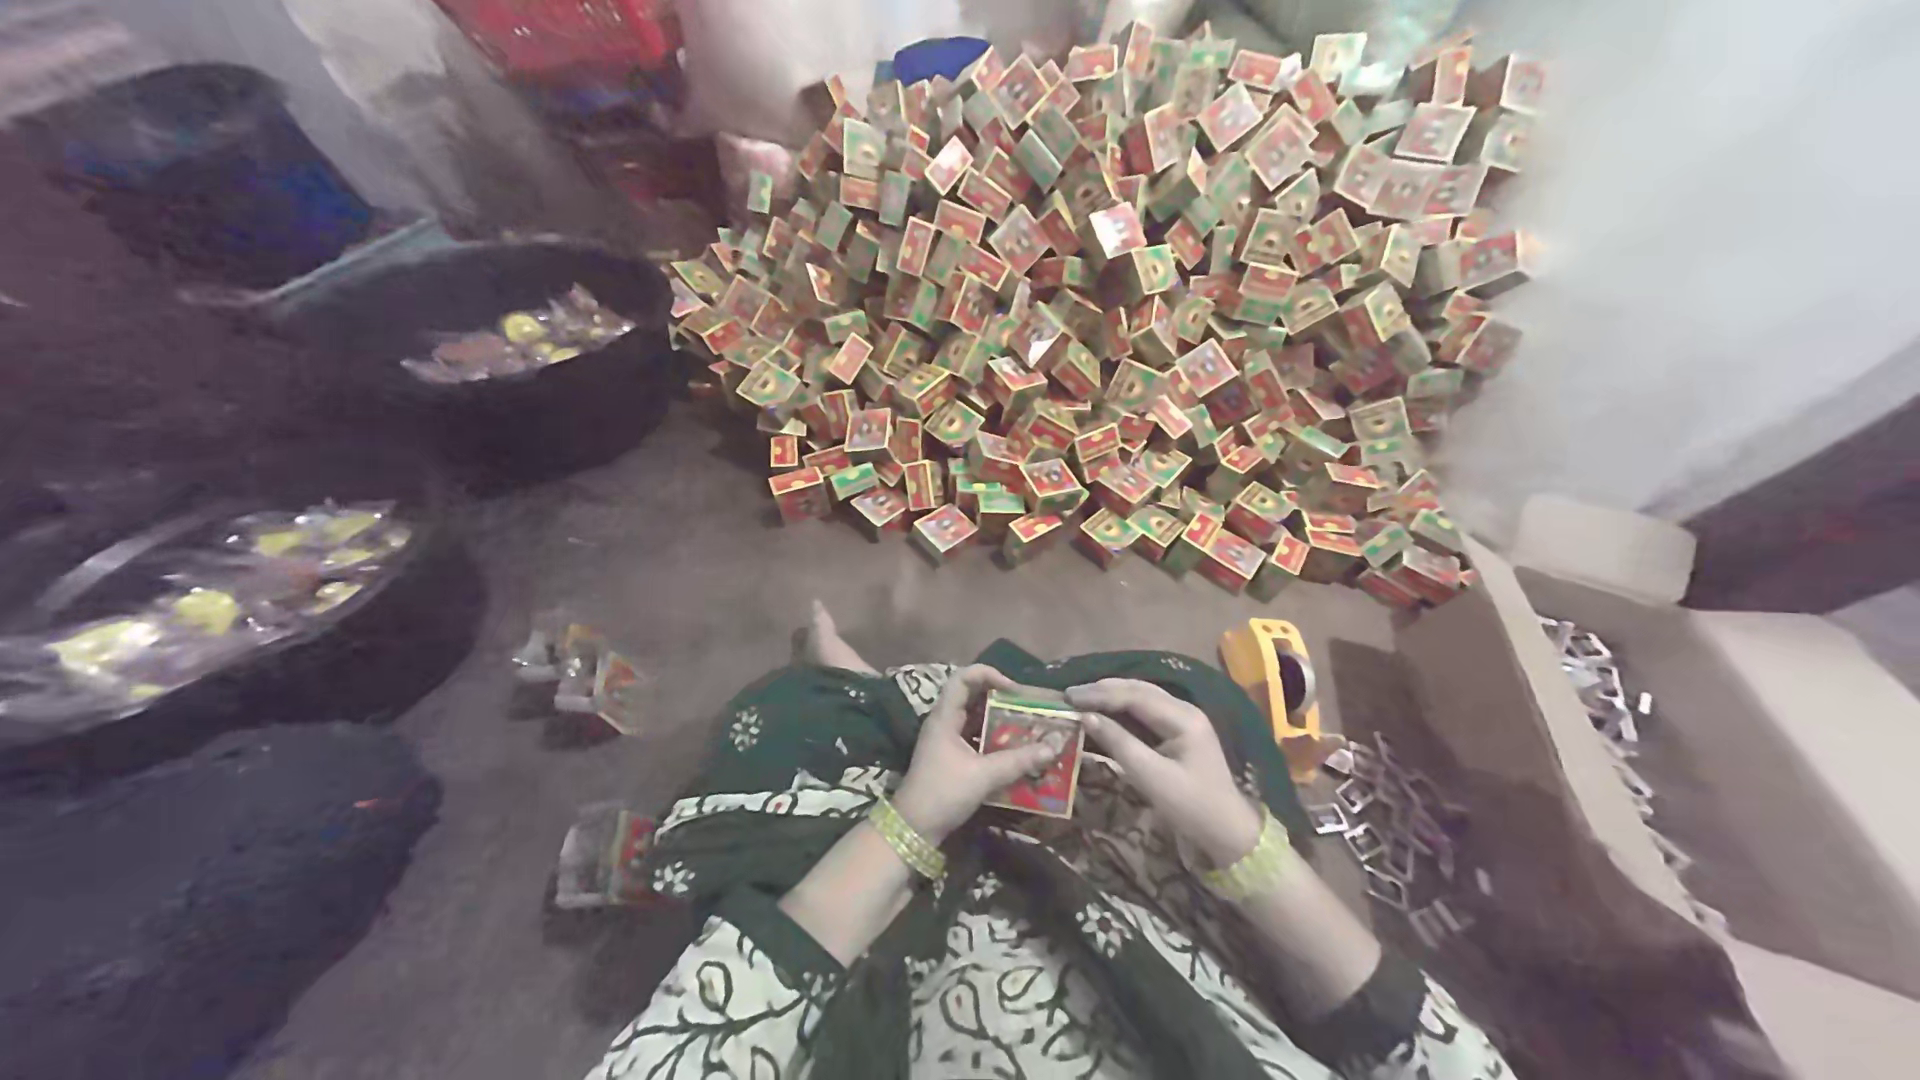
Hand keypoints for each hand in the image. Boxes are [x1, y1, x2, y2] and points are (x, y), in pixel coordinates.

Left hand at [891, 665, 1062, 842]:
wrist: (913, 828)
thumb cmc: (943, 793)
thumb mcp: (983, 776)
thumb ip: (1018, 761)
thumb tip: (1053, 747)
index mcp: (944, 716)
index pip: (963, 677)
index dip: (988, 674)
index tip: (1013, 690)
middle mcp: (944, 721)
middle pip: (971, 695)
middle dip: (999, 697)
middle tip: (1027, 707)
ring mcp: (947, 739)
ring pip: (975, 717)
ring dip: (999, 719)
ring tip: (1027, 726)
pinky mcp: (951, 756)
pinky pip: (975, 736)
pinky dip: (994, 738)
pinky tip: (1015, 749)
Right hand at [1065, 678, 1263, 865]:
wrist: (1228, 833)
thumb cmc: (1191, 806)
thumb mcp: (1151, 777)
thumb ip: (1118, 743)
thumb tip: (1086, 717)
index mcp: (1183, 718)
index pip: (1134, 696)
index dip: (1099, 694)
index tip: (1069, 697)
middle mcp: (1184, 710)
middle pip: (1138, 689)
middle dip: (1103, 690)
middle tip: (1070, 695)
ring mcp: (1183, 719)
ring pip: (1141, 697)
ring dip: (1111, 696)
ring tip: (1082, 699)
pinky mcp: (1178, 732)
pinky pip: (1145, 711)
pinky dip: (1121, 709)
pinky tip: (1103, 712)